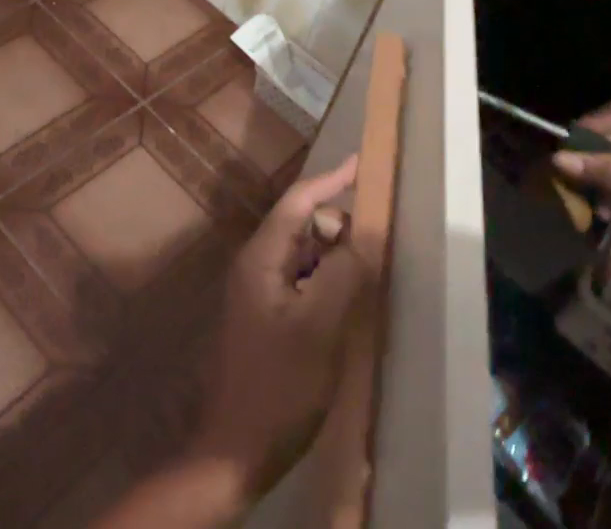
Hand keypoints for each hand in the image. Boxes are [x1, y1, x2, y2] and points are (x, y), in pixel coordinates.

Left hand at [192, 155, 369, 498]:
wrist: (236, 448)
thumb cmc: (279, 382)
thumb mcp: (320, 325)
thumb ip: (343, 272)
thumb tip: (359, 236)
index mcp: (262, 258)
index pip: (298, 201)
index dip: (331, 180)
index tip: (363, 164)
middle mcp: (255, 267)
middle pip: (303, 227)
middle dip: (339, 229)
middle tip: (374, 254)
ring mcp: (258, 294)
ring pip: (304, 257)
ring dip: (335, 259)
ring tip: (366, 280)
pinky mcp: (265, 319)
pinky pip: (301, 284)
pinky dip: (326, 284)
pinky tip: (347, 308)